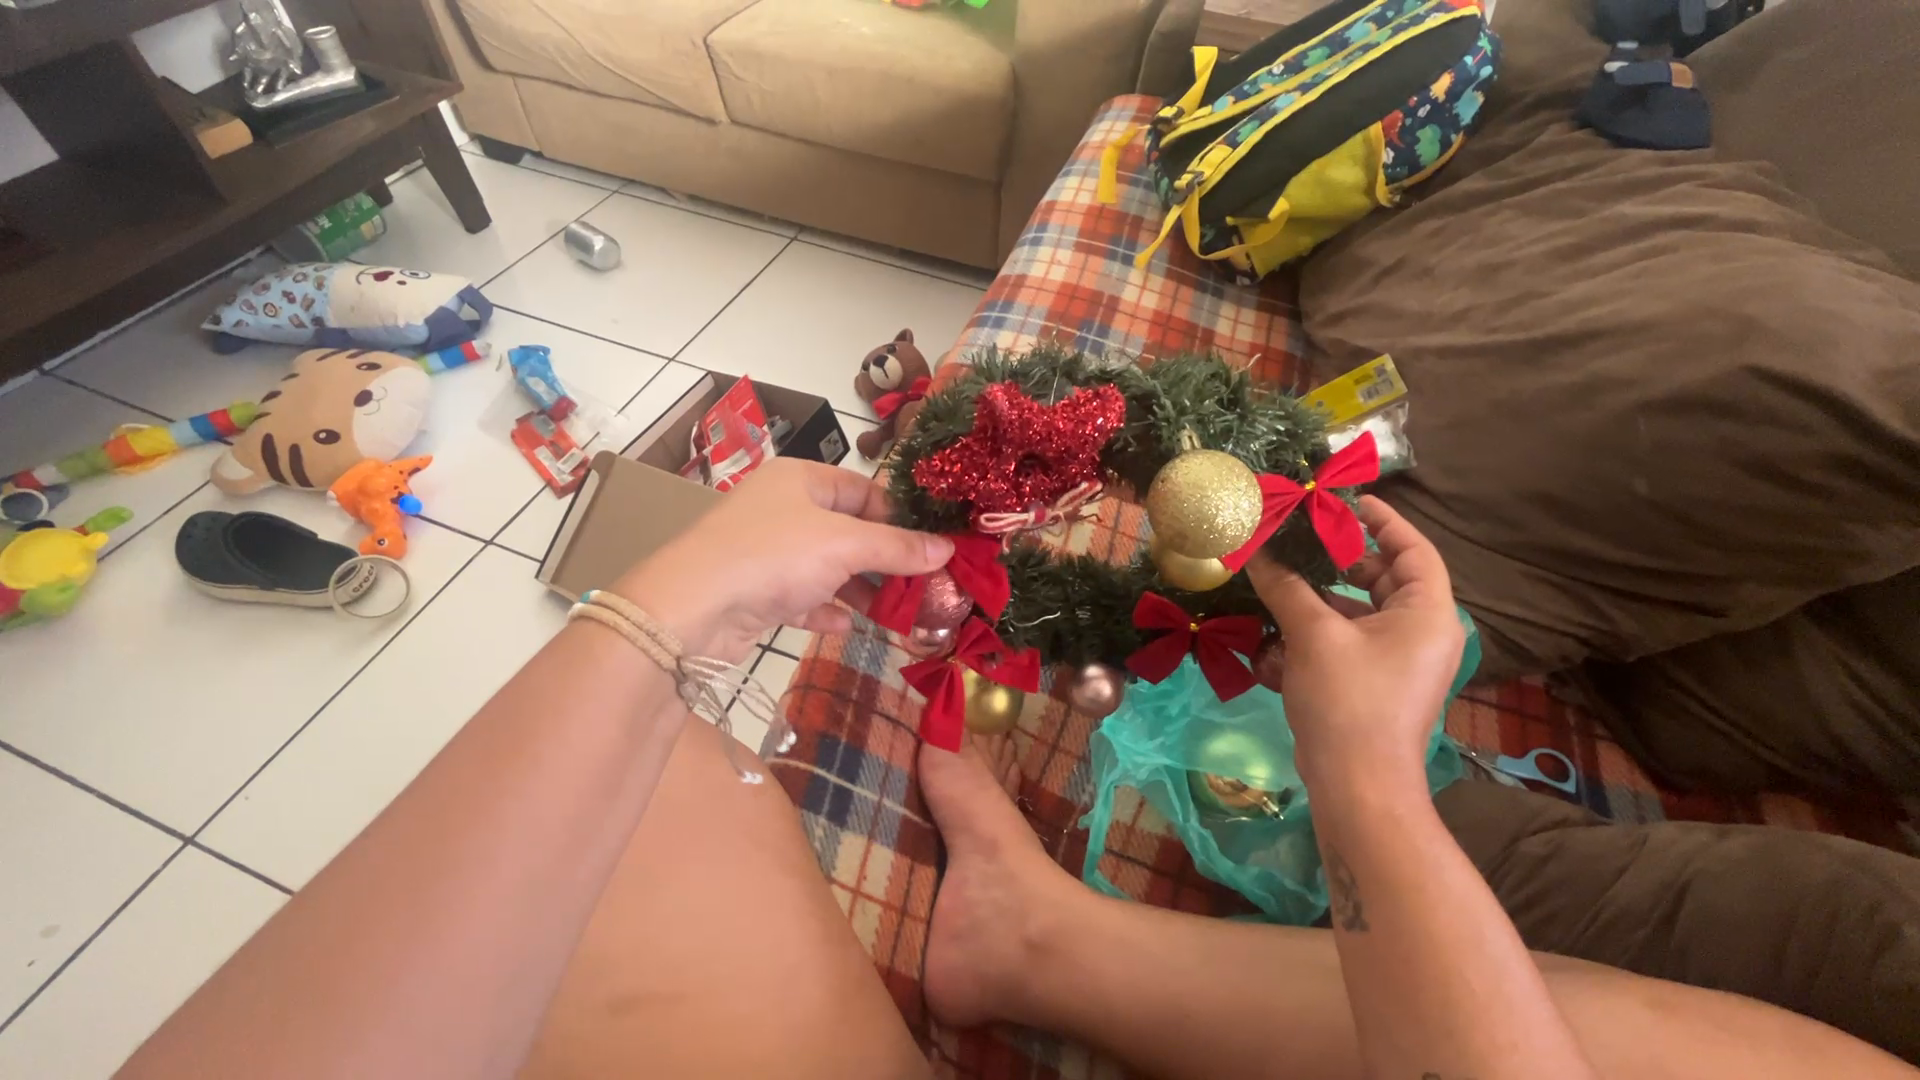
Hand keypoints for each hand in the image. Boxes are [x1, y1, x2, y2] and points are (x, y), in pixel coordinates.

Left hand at [613, 458, 951, 660]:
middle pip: (846, 531)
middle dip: (882, 559)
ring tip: (894, 611)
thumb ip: (898, 548)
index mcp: (800, 481)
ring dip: (858, 588)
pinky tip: (847, 624)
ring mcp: (765, 551)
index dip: (898, 516)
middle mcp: (782, 509)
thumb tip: (947, 548)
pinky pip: (800, 596)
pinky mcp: (754, 590)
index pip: (862, 490)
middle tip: (920, 585)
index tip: (929, 545)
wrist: (691, 608)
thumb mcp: (845, 545)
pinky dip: (824, 608)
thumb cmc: (774, 555)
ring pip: (825, 567)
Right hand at [1246, 497, 1463, 790]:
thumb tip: (1257, 549)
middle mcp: (1420, 633)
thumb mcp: (1313, 634)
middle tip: (1296, 545)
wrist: (1356, 786)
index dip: (1383, 521)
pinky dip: (1311, 640)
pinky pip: (1343, 646)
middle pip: (1380, 580)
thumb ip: (1286, 586)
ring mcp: (1396, 662)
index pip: (1413, 549)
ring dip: (1312, 606)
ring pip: (1354, 615)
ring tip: (1271, 595)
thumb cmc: (1348, 700)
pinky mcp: (1371, 685)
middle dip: (1335, 565)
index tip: (1348, 502)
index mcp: (1427, 613)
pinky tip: (1272, 649)